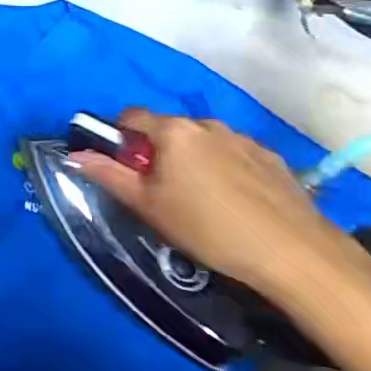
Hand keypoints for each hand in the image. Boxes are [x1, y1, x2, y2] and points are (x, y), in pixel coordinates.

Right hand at [68, 109, 364, 297]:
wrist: (295, 254)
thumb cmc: (208, 228)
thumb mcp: (149, 206)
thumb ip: (109, 175)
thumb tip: (76, 154)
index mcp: (173, 130)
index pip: (130, 116)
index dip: (121, 139)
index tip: (127, 171)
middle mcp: (206, 124)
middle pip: (168, 130)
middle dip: (159, 154)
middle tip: (163, 194)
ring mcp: (243, 139)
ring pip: (203, 143)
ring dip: (193, 161)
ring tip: (204, 203)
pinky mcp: (272, 158)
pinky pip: (234, 156)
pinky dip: (226, 171)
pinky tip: (237, 206)